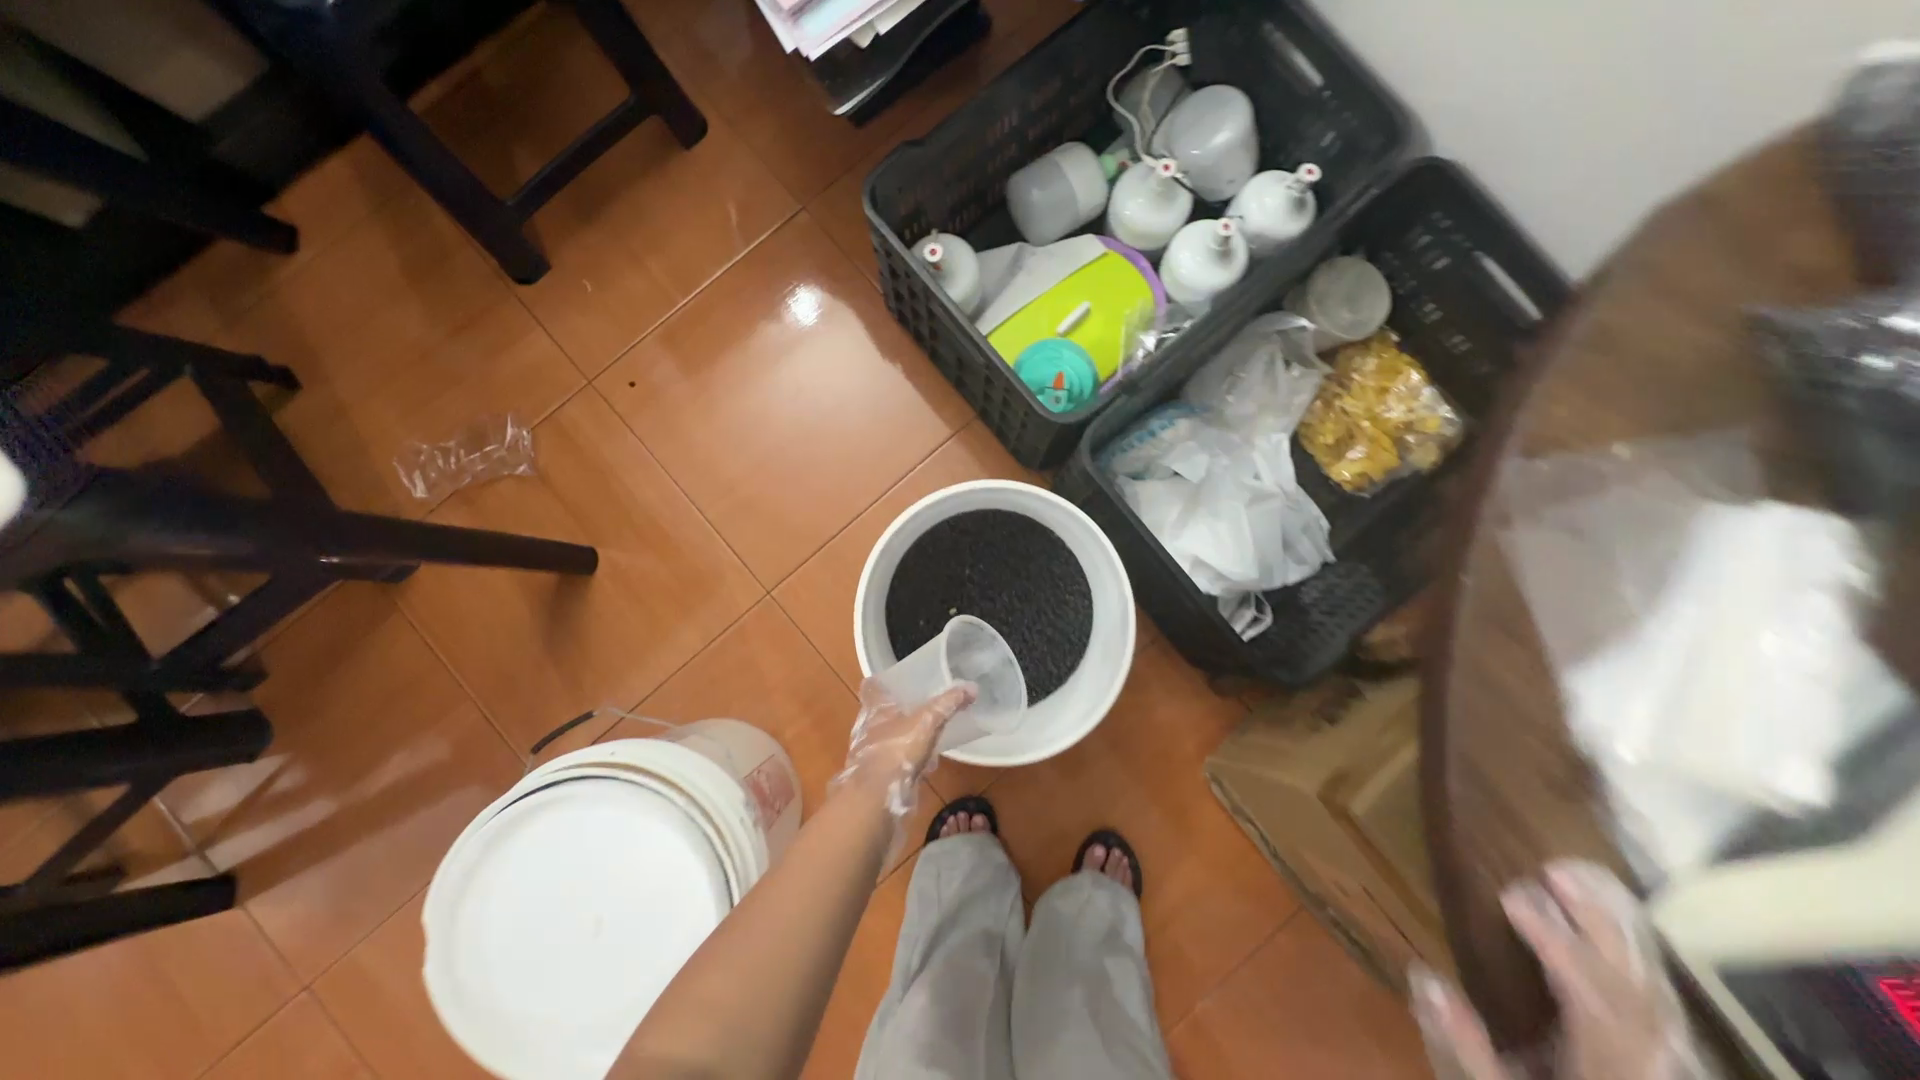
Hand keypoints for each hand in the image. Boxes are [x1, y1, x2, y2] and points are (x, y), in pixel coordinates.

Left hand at [830, 680, 976, 818]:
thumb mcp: (928, 721)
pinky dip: (907, 762)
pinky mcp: (877, 777)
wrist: (877, 797)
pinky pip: (893, 763)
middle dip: (897, 712)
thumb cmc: (896, 750)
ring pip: (887, 739)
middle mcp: (867, 728)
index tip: (896, 680)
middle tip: (919, 707)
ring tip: (925, 737)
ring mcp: (869, 754)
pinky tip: (923, 766)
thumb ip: (948, 704)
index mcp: (875, 708)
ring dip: (902, 738)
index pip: (871, 687)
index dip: (882, 682)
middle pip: (879, 714)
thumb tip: (971, 687)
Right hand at [1410, 860, 1706, 1079]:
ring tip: (1580, 876)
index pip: (1587, 992)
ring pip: (1653, 982)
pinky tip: (1611, 921)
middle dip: (1595, 921)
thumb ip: (1464, 1045)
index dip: (1554, 939)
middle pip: (1630, 979)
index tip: (1511, 894)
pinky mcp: (1668, 1056)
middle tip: (1552, 870)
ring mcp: (1668, 1056)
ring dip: (1618, 926)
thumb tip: (1426, 976)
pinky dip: (1636, 950)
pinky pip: (1659, 993)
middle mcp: (1648, 1056)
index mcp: (1608, 1065)